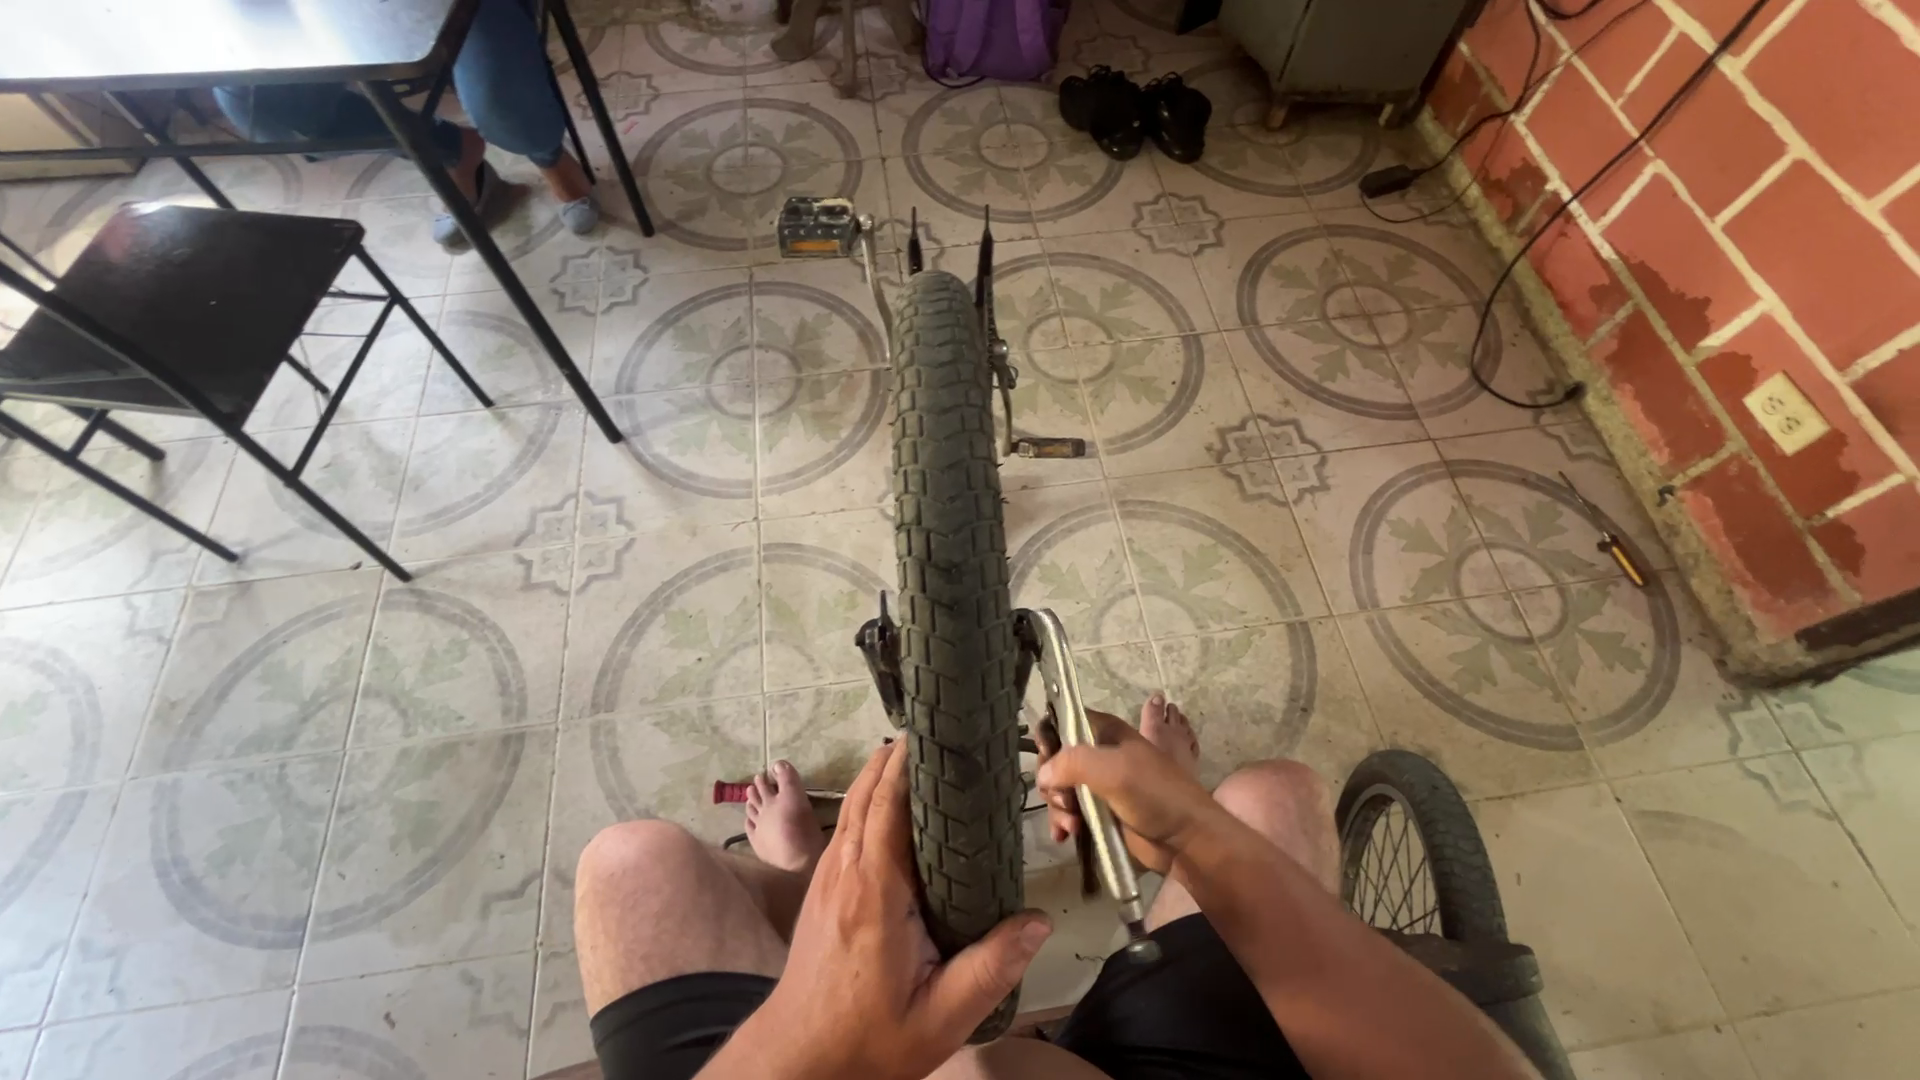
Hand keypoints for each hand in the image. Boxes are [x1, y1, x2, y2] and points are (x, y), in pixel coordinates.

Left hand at [727, 741, 1053, 1079]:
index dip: (909, 764)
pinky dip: (866, 798)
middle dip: (895, 756)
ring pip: (850, 804)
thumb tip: (1039, 922)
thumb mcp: (940, 1017)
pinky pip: (844, 825)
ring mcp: (826, 876)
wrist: (797, 1062)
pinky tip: (889, 803)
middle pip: (865, 791)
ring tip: (916, 753)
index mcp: (875, 890)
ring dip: (878, 773)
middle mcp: (845, 870)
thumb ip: (991, 967)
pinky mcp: (820, 888)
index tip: (937, 736)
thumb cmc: (868, 1040)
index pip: (887, 804)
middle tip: (936, 734)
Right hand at [1035, 709, 1230, 874]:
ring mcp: (1098, 784)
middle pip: (1055, 758)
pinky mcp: (1099, 811)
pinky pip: (1068, 811)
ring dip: (1057, 806)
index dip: (1049, 737)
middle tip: (1064, 800)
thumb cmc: (1155, 795)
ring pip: (1058, 787)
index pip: (1064, 721)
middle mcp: (1099, 753)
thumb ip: (1073, 763)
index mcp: (1105, 732)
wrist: (1186, 840)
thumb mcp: (1114, 769)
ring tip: (1071, 825)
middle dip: (1051, 781)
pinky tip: (1064, 835)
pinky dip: (1063, 822)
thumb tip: (1042, 775)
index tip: (1046, 760)